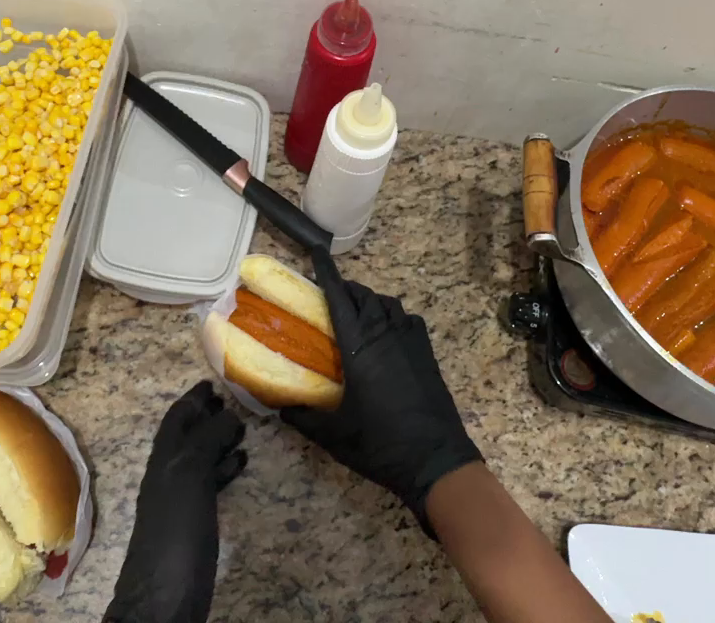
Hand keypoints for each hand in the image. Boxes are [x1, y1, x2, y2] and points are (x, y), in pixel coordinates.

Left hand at [103, 381, 246, 622]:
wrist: (162, 601)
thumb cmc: (175, 533)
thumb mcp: (189, 476)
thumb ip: (205, 442)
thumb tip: (226, 414)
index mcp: (164, 460)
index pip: (176, 418)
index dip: (192, 398)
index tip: (213, 382)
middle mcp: (168, 475)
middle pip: (186, 436)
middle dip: (206, 416)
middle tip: (232, 402)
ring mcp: (178, 501)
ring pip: (199, 458)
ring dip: (218, 440)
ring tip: (244, 430)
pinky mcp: (192, 523)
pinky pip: (208, 483)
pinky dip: (223, 468)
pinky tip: (240, 465)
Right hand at [281, 278, 481, 533]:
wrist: (435, 460)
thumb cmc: (381, 445)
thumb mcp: (334, 436)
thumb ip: (303, 418)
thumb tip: (278, 407)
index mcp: (359, 348)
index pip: (340, 298)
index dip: (327, 273)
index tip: (316, 253)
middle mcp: (385, 335)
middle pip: (364, 296)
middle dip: (346, 289)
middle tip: (329, 296)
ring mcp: (410, 342)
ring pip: (388, 304)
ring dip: (370, 301)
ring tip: (357, 313)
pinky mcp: (427, 353)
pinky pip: (409, 319)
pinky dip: (394, 316)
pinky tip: (388, 332)